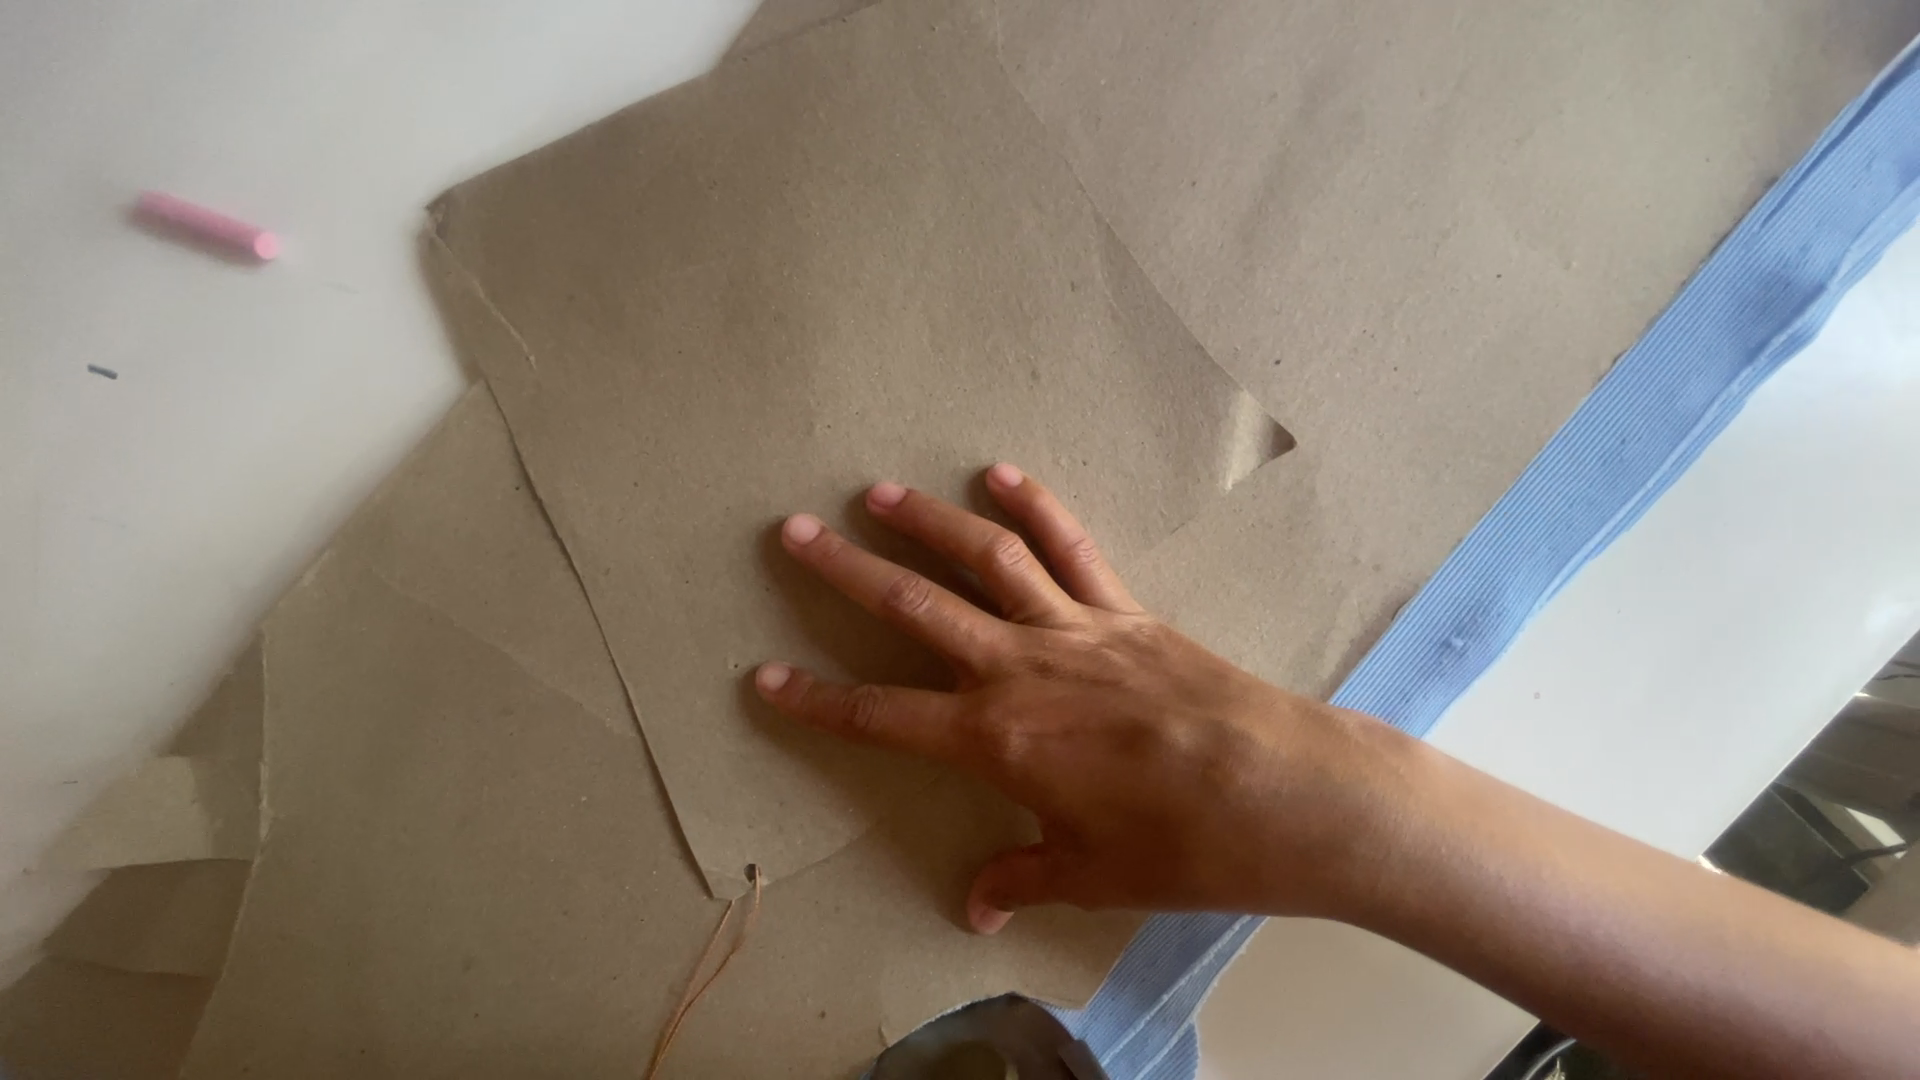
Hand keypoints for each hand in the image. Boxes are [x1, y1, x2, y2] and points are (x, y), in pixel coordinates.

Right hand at [754, 463, 1408, 932]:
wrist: (1287, 795)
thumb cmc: (1183, 846)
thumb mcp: (1091, 876)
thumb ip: (1021, 876)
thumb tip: (974, 907)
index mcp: (997, 740)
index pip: (881, 718)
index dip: (816, 702)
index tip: (764, 678)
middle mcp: (1020, 670)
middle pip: (914, 609)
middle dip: (846, 571)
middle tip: (797, 531)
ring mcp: (1073, 629)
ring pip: (986, 560)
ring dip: (929, 523)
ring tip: (882, 492)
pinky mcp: (1124, 609)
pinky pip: (1072, 547)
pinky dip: (1036, 507)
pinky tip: (1000, 475)